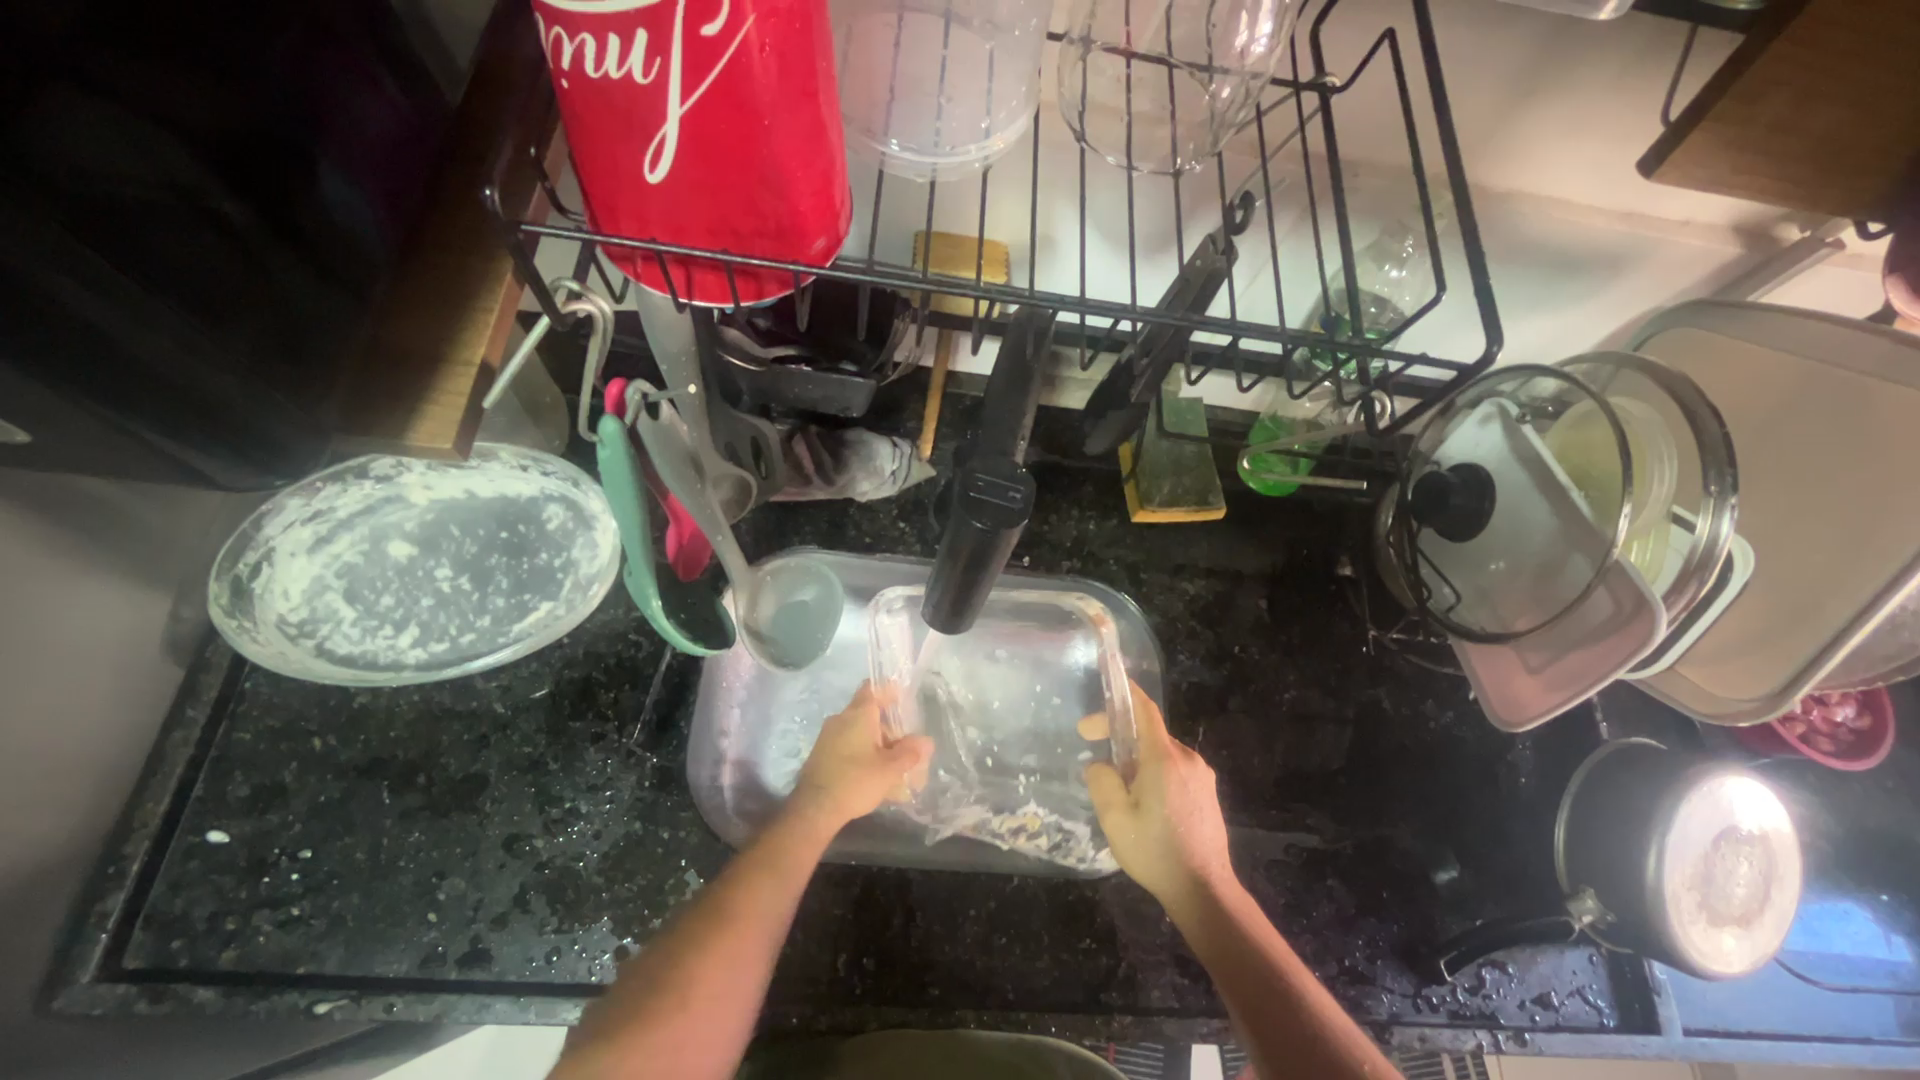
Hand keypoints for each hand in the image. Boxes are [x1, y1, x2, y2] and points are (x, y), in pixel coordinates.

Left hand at [788, 681, 933, 832]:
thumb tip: (926, 741)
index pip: (873, 688)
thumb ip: (910, 753)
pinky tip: (874, 772)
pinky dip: (863, 751)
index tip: (904, 699)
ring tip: (894, 762)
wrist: (814, 809)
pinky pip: (847, 744)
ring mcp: (828, 736)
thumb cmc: (855, 781)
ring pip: (858, 730)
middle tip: (906, 742)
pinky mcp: (822, 753)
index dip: (889, 690)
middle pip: (868, 712)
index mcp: (858, 715)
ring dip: (876, 741)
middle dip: (888, 725)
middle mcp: (841, 719)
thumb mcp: (890, 769)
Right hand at [1082, 683, 1235, 915]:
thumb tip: (1099, 765)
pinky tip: (1144, 805)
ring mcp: (1202, 777)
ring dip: (1137, 761)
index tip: (1098, 702)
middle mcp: (1187, 759)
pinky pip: (1175, 771)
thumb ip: (1101, 782)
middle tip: (1093, 753)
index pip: (1144, 710)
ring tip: (1117, 789)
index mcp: (1164, 758)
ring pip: (1162, 755)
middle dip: (1120, 738)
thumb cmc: (1155, 852)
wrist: (1203, 889)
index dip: (1122, 696)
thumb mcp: (1115, 818)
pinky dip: (1154, 774)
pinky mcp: (1208, 795)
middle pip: (1150, 734)